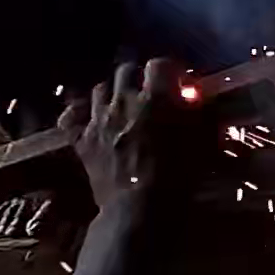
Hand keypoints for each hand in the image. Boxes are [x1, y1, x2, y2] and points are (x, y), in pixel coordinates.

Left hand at [42, 59, 200, 274]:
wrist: (139, 211)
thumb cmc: (179, 177)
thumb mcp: (202, 142)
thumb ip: (200, 114)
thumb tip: (198, 97)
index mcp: (157, 98)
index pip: (160, 64)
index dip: (170, 70)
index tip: (178, 81)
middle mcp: (124, 101)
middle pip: (126, 70)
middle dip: (139, 77)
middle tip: (149, 92)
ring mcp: (99, 119)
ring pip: (100, 89)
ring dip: (113, 93)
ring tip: (122, 105)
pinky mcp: (82, 140)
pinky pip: (72, 116)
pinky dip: (80, 114)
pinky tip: (90, 120)